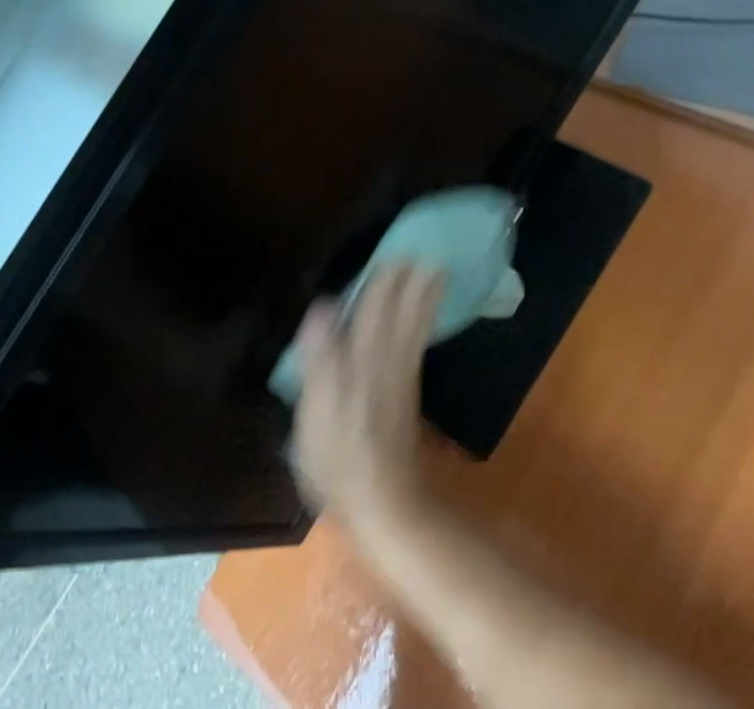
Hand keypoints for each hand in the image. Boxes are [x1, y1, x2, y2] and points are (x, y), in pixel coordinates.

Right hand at [290, 264, 444, 519]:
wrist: (383, 502)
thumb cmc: (338, 460)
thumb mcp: (316, 412)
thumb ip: (320, 358)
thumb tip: (322, 308)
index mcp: (360, 364)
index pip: (372, 313)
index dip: (383, 282)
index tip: (397, 250)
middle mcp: (385, 364)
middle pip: (401, 316)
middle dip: (412, 284)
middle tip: (427, 252)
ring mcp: (399, 381)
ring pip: (414, 330)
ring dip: (423, 300)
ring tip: (437, 273)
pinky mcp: (405, 397)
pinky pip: (416, 347)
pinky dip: (422, 326)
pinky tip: (422, 321)